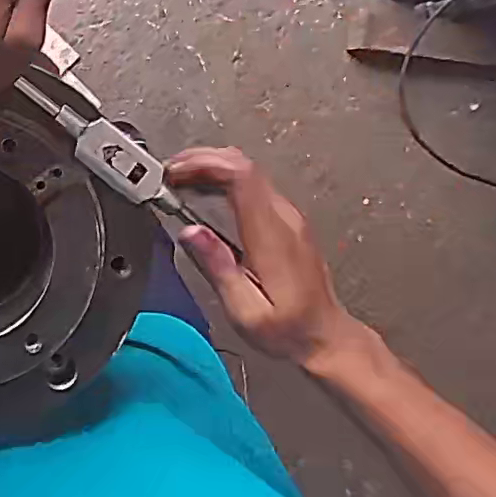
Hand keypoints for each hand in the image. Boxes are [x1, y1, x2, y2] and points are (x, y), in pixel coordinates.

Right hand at [167, 147, 379, 370]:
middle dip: (200, 160)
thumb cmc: (289, 329)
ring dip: (210, 166)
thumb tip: (191, 233)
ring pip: (247, 169)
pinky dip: (222, 177)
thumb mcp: (245, 311)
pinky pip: (252, 184)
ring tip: (180, 178)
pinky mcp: (285, 220)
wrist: (326, 336)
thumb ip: (217, 268)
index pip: (241, 176)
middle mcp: (283, 219)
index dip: (204, 164)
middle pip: (242, 164)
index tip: (176, 172)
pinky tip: (204, 190)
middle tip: (170, 172)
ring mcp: (288, 217)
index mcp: (272, 236)